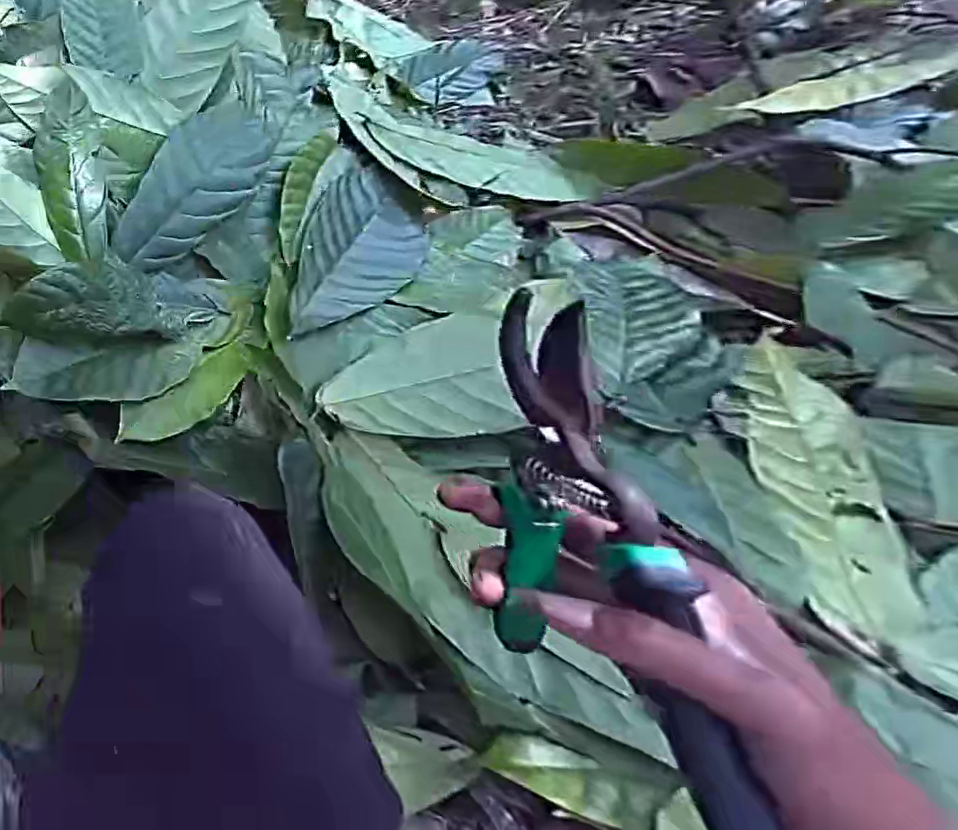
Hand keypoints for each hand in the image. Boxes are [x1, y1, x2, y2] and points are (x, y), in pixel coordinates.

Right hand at [438, 479, 945, 829]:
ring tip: (480, 589)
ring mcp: (634, 621)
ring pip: (551, 578)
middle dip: (504, 524)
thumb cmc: (805, 740)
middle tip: (451, 508)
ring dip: (508, 573)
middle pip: (562, 542)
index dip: (530, 504)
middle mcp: (651, 587)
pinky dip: (525, 607)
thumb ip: (642, 638)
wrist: (844, 813)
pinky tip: (505, 610)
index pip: (593, 525)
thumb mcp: (736, 686)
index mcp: (684, 577)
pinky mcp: (622, 654)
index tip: (474, 498)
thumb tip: (542, 600)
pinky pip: (562, 616)